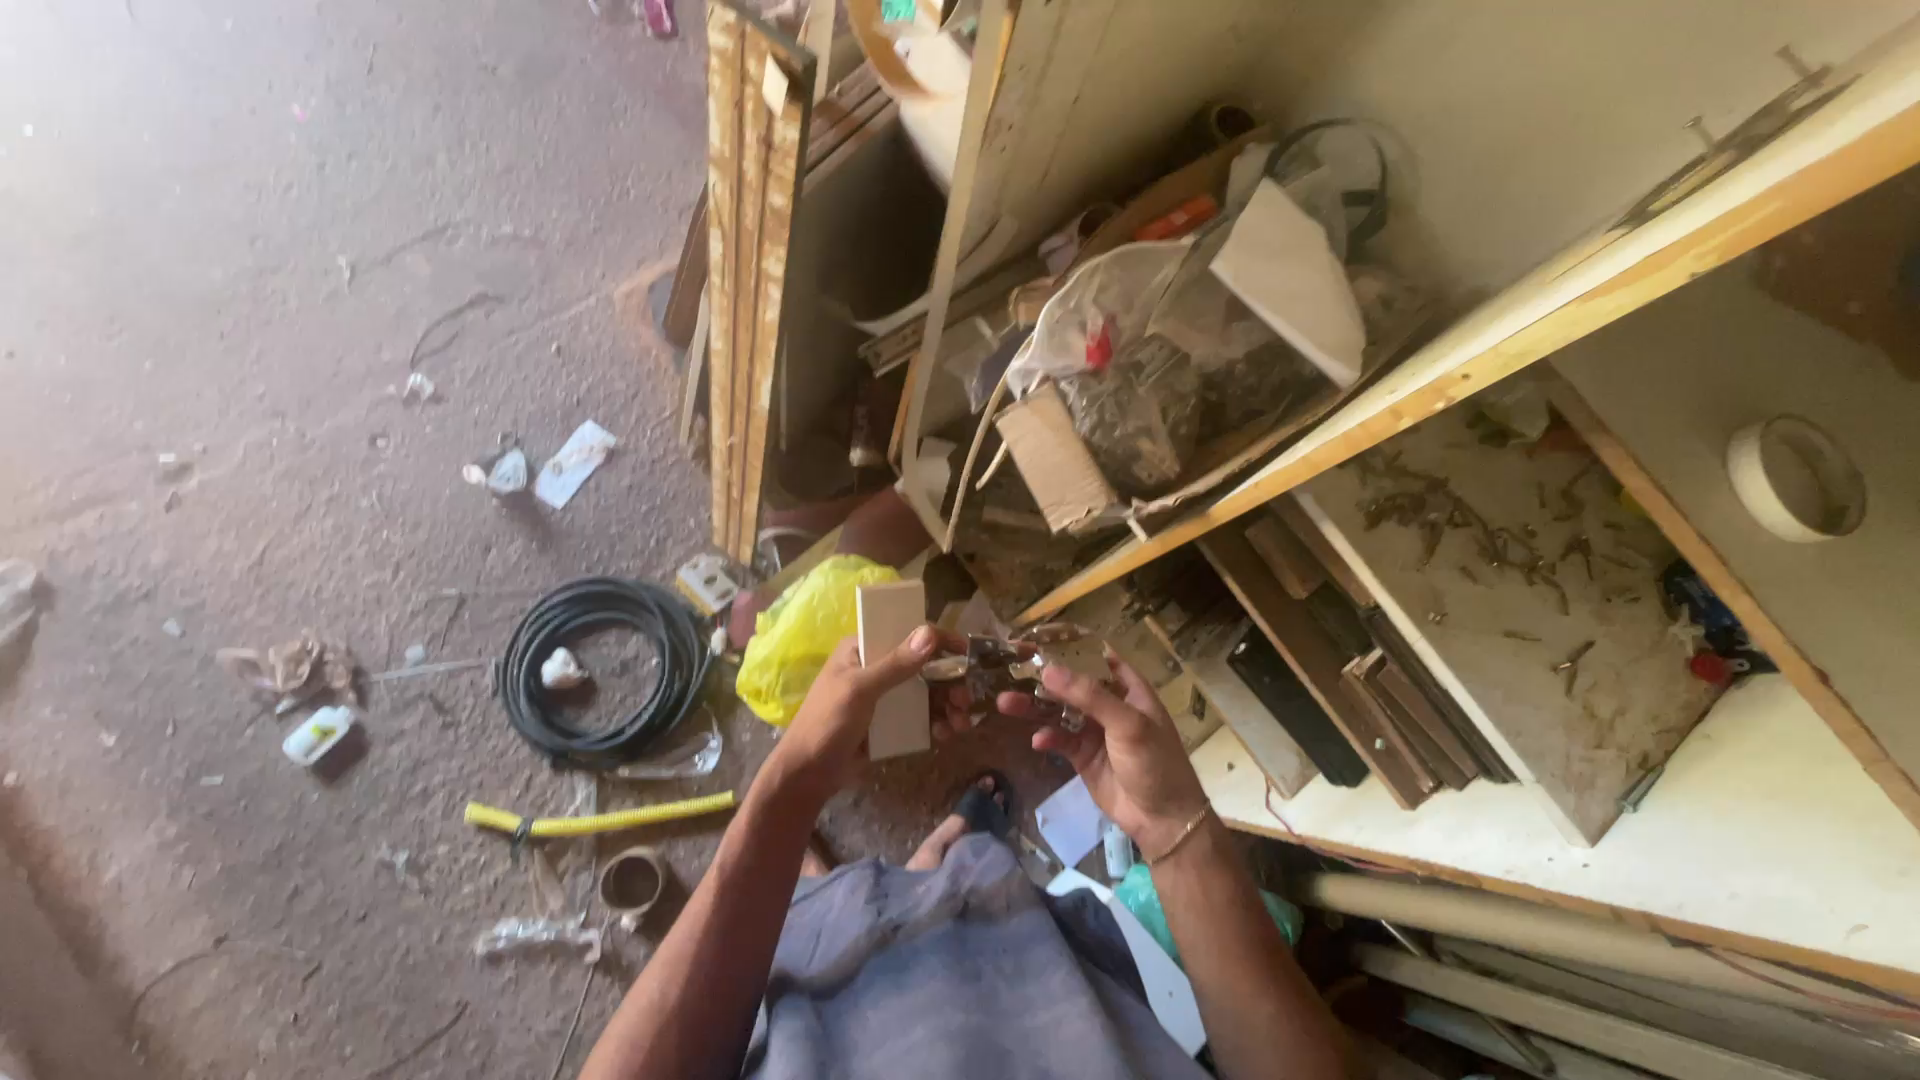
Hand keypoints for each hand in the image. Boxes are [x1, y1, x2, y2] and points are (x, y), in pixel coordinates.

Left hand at [765, 625, 966, 804]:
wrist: (808, 774)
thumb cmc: (827, 723)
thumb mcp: (860, 690)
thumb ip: (894, 664)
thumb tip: (929, 633)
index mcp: (862, 649)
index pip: (905, 633)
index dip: (938, 640)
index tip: (966, 653)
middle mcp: (875, 667)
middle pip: (923, 664)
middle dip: (949, 681)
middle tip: (965, 700)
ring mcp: (884, 696)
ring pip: (926, 691)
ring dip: (947, 704)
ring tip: (961, 723)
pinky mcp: (889, 722)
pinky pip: (920, 715)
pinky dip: (937, 721)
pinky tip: (946, 733)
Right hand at [999, 651, 1208, 858]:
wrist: (1162, 819)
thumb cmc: (1155, 762)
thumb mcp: (1128, 723)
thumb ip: (1089, 696)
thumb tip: (1049, 670)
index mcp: (1129, 689)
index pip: (1096, 658)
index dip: (1070, 648)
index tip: (1037, 639)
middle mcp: (1109, 705)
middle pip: (1071, 684)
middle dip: (1043, 678)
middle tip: (1011, 670)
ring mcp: (1095, 731)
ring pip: (1059, 711)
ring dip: (1035, 708)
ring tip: (1005, 702)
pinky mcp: (1082, 756)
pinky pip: (1059, 740)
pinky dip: (1047, 738)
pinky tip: (1038, 741)